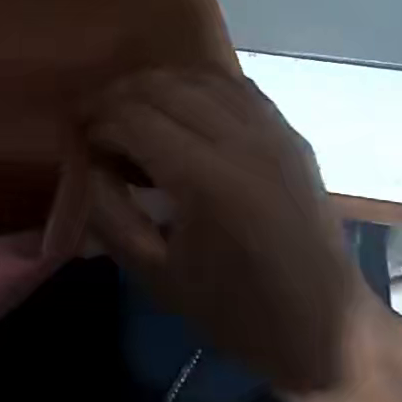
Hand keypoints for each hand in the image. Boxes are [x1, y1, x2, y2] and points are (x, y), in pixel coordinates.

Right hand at [83, 70, 386, 395]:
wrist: (323, 324)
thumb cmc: (236, 313)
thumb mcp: (156, 275)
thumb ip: (111, 214)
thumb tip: (88, 164)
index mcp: (206, 179)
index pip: (134, 118)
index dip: (97, 121)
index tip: (77, 138)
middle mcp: (241, 139)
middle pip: (164, 86)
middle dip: (119, 95)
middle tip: (96, 122)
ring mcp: (272, 129)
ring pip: (201, 77)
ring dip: (157, 85)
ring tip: (132, 112)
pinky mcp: (290, 132)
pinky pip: (236, 87)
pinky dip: (199, 86)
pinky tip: (183, 108)